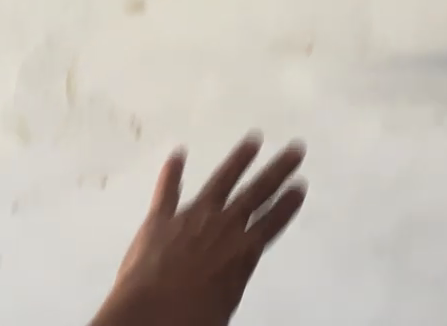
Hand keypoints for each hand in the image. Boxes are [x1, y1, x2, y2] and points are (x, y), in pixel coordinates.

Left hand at [92, 133, 307, 325]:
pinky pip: (167, 192)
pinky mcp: (160, 221)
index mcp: (242, 252)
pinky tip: (178, 154)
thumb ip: (230, 284)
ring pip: (221, 181)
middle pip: (257, 193)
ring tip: (253, 139)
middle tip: (295, 149)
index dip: (288, 205)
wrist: (145, 321)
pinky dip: (172, 173)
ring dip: (238, 160)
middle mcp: (223, 227)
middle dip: (278, 170)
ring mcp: (192, 218)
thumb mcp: (223, 311)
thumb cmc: (190, 324)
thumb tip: (230, 282)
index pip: (272, 223)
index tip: (300, 185)